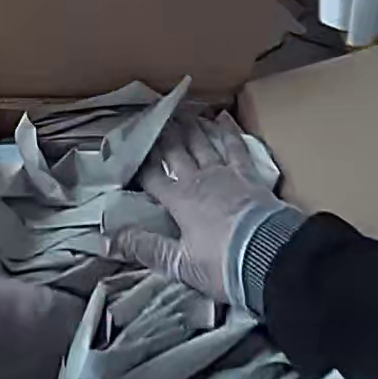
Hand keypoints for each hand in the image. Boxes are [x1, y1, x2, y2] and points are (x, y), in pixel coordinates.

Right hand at [111, 116, 289, 304]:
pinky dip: (228, 132)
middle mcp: (197, 180)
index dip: (140, 163)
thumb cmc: (223, 263)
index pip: (152, 177)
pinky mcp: (248, 175)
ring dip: (189, 129)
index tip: (128, 149)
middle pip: (175, 153)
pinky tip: (222, 117)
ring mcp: (224, 174)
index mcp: (178, 200)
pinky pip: (235, 148)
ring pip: (201, 144)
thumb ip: (145, 248)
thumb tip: (106, 240)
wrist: (271, 257)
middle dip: (162, 137)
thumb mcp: (180, 264)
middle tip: (152, 118)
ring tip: (179, 114)